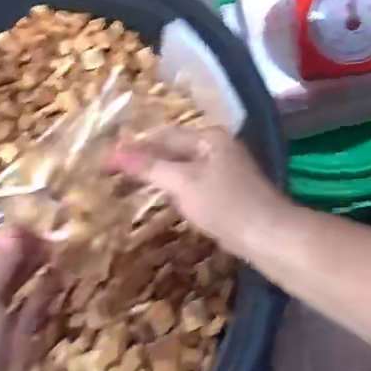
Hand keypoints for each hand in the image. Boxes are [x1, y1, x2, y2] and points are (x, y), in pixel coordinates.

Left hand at [0, 225, 51, 370]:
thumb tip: (15, 232)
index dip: (0, 242)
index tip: (33, 224)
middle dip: (20, 255)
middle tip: (53, 235)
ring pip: (14, 295)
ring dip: (33, 273)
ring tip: (59, 251)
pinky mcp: (15, 353)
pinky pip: (29, 317)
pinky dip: (43, 297)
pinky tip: (59, 280)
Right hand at [107, 126, 293, 254]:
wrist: (268, 234)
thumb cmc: (225, 203)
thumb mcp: (183, 183)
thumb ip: (150, 167)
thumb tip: (115, 152)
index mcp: (209, 137)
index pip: (162, 136)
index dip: (132, 148)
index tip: (102, 161)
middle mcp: (217, 146)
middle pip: (172, 149)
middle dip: (142, 161)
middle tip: (108, 175)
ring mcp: (224, 168)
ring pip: (181, 167)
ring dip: (156, 176)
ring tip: (124, 188)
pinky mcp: (226, 190)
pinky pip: (192, 183)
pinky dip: (173, 189)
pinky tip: (160, 199)